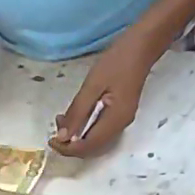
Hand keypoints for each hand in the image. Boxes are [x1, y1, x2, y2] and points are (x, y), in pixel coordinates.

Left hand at [50, 31, 160, 157]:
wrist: (143, 45)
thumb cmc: (118, 61)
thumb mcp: (92, 85)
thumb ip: (77, 112)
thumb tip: (62, 137)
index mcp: (115, 120)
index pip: (87, 147)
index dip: (67, 149)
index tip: (50, 140)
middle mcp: (120, 126)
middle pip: (91, 149)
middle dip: (70, 144)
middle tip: (55, 128)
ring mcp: (121, 121)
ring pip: (95, 142)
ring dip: (76, 137)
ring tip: (62, 120)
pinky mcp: (120, 115)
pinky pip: (99, 131)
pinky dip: (84, 130)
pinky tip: (75, 117)